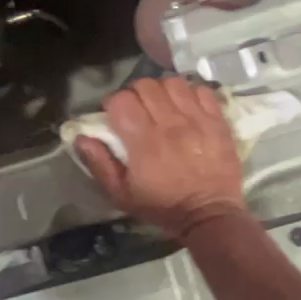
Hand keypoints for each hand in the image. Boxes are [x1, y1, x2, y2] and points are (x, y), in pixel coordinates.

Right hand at [76, 77, 248, 243]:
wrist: (210, 216)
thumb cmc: (162, 206)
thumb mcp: (121, 194)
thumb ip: (99, 164)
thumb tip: (82, 138)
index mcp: (144, 142)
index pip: (121, 100)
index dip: (113, 104)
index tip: (114, 116)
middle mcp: (170, 125)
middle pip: (146, 86)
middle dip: (135, 94)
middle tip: (137, 109)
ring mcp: (197, 120)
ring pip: (173, 83)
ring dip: (162, 90)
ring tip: (161, 105)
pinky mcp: (218, 122)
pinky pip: (202, 90)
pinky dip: (190, 93)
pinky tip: (185, 107)